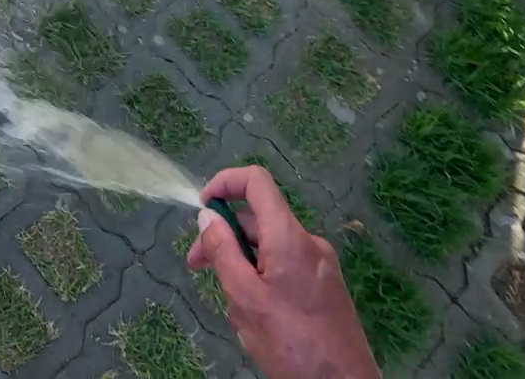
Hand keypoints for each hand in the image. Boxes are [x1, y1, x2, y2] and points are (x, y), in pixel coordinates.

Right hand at [186, 166, 380, 378]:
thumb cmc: (291, 343)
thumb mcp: (245, 297)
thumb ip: (222, 251)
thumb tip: (207, 215)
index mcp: (289, 237)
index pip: (256, 181)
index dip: (224, 182)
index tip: (203, 209)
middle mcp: (309, 242)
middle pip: (258, 217)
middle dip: (224, 234)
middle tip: (198, 265)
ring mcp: (320, 266)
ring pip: (269, 245)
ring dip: (241, 260)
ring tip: (231, 302)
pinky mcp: (325, 288)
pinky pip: (285, 265)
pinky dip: (261, 274)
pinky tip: (256, 312)